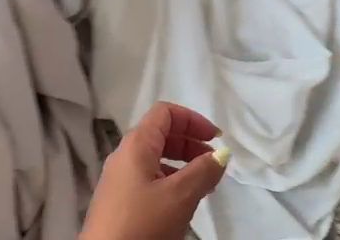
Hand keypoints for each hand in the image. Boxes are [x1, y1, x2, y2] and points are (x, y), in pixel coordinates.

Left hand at [80, 102, 228, 239]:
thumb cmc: (142, 226)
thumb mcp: (179, 198)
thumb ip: (203, 172)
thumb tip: (222, 153)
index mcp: (136, 144)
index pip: (165, 112)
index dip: (192, 119)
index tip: (216, 138)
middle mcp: (124, 155)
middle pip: (161, 134)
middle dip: (190, 143)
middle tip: (213, 163)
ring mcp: (118, 179)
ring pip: (155, 159)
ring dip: (181, 165)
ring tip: (203, 186)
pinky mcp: (117, 203)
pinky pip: (148, 180)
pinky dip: (169, 182)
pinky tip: (181, 205)